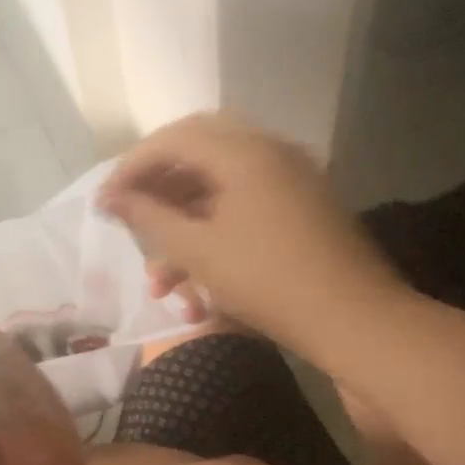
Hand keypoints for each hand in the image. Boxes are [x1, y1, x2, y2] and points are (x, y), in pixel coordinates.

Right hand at [98, 113, 408, 344]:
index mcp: (243, 152)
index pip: (171, 140)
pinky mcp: (301, 209)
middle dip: (155, 190)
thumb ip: (148, 217)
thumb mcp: (197, 250)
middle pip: (194, 155)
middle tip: (128, 216)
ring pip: (217, 189)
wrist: (360, 324)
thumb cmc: (269, 281)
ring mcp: (289, 180)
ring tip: (158, 281)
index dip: (130, 168)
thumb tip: (110, 197)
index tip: (104, 202)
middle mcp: (268, 153)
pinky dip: (212, 235)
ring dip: (182, 227)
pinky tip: (195, 287)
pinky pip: (242, 208)